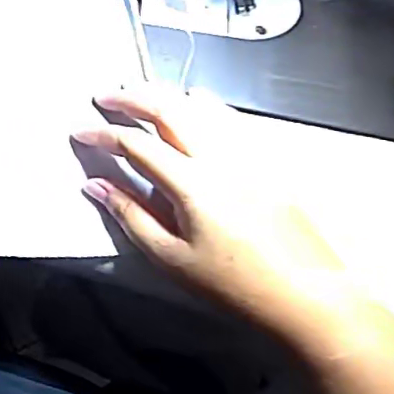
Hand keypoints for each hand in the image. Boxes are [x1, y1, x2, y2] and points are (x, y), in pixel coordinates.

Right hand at [72, 87, 383, 361]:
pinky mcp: (268, 164)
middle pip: (169, 110)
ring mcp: (249, 158)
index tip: (83, 133)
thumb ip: (130, 215)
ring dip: (167, 95)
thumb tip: (97, 187)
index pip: (137, 144)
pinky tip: (197, 106)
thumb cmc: (239, 286)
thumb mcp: (170, 258)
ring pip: (202, 107)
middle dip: (132, 98)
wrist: (309, 300)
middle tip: (108, 96)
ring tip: (144, 93)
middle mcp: (222, 161)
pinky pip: (231, 119)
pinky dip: (205, 105)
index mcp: (193, 185)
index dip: (103, 134)